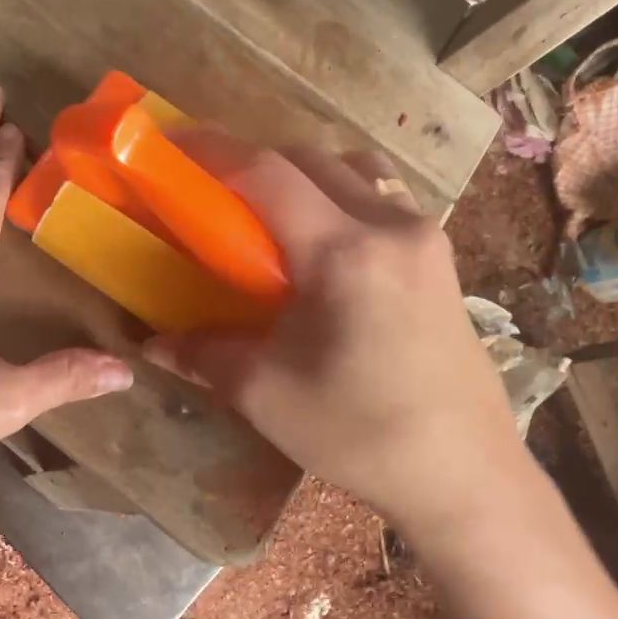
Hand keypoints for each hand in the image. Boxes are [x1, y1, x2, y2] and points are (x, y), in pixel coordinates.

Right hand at [145, 127, 524, 534]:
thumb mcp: (266, 394)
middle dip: (252, 160)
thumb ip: (204, 354)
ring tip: (258, 213)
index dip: (213, 151)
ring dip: (298, 176)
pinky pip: (375, 201)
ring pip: (350, 173)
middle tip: (206, 184)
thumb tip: (152, 343)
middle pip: (310, 159)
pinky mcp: (438, 260)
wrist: (466, 475)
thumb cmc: (361, 433)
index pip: (269, 173)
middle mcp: (392, 226)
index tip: (171, 143)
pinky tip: (312, 246)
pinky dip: (332, 199)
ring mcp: (424, 239)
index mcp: (346, 252)